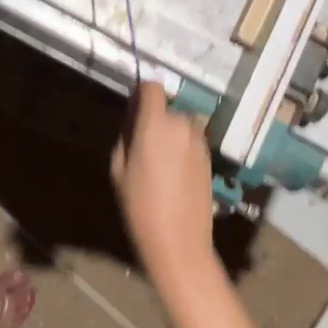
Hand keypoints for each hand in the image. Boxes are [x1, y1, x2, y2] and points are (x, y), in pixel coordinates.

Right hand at [112, 82, 215, 282]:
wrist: (180, 241)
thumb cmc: (141, 206)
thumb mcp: (119, 169)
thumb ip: (126, 135)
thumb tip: (132, 119)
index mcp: (157, 124)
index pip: (152, 86)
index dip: (141, 92)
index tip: (132, 109)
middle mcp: (182, 124)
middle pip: (166, 106)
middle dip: (153, 117)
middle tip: (139, 143)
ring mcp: (200, 140)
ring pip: (179, 124)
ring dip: (168, 132)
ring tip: (157, 163)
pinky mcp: (209, 156)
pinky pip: (190, 140)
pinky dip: (180, 147)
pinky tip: (173, 174)